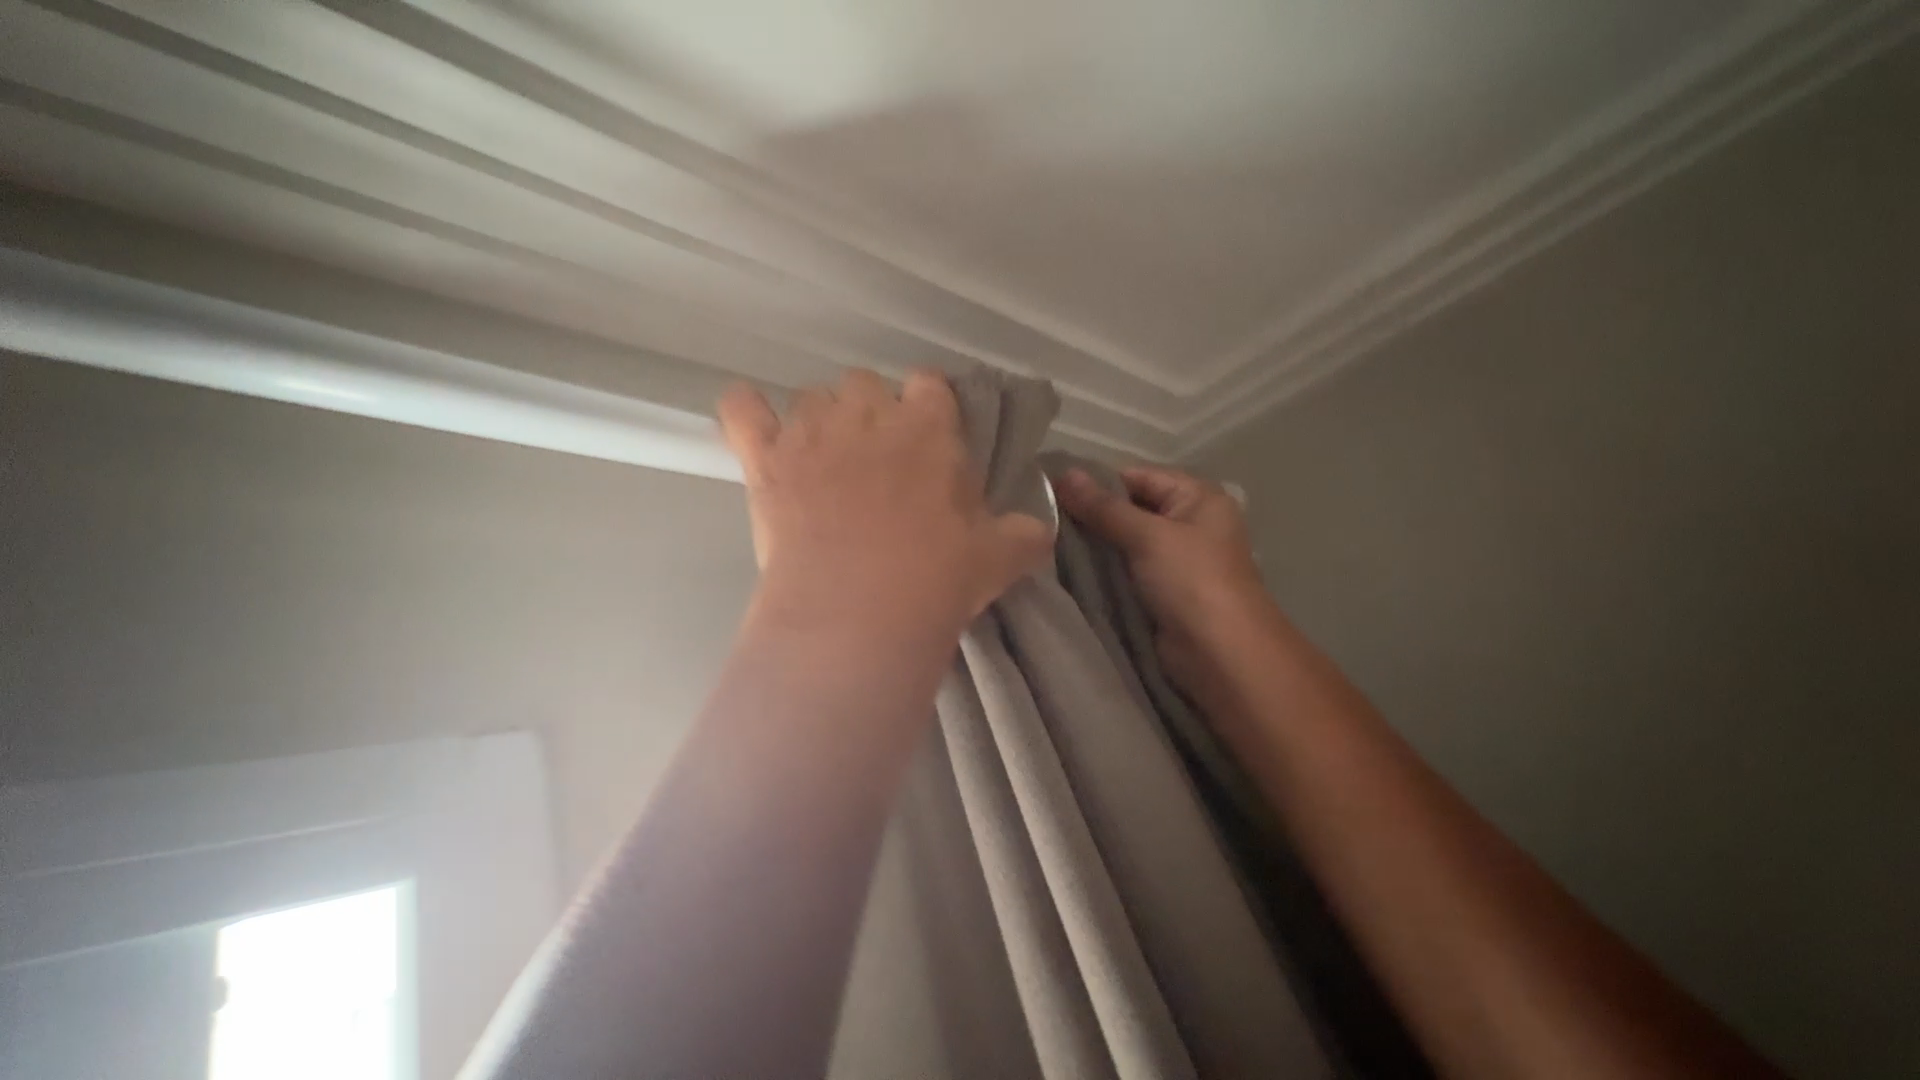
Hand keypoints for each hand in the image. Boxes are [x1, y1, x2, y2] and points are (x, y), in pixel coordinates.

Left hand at [719, 369, 1053, 642]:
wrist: (858, 614)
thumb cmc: (936, 579)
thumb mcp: (1001, 558)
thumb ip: (1024, 533)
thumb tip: (1038, 529)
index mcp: (929, 426)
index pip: (930, 384)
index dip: (929, 408)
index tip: (931, 441)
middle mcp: (867, 414)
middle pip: (865, 383)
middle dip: (872, 414)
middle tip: (879, 463)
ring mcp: (811, 433)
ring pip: (811, 397)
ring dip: (821, 420)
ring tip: (826, 462)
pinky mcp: (765, 461)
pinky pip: (742, 409)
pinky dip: (746, 410)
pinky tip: (756, 427)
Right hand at [1056, 465, 1276, 683]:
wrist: (1220, 654)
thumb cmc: (1192, 581)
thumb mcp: (1148, 536)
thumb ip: (1104, 507)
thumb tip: (1063, 474)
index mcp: (1199, 498)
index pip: (1139, 477)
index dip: (1097, 482)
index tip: (1050, 491)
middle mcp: (1190, 524)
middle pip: (1131, 509)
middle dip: (1092, 515)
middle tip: (1042, 519)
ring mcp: (1177, 561)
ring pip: (1125, 543)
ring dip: (1094, 546)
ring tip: (1046, 543)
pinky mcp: (1163, 593)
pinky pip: (1126, 572)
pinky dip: (1103, 571)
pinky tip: (1067, 570)